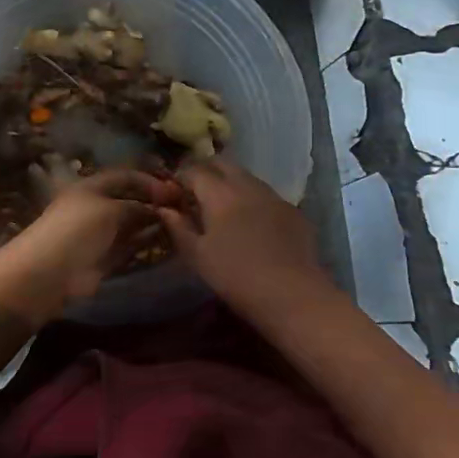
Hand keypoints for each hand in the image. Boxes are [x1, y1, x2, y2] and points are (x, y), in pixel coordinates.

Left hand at [0, 170, 177, 319]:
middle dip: (153, 203)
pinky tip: (166, 243)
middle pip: (129, 200)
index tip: (173, 191)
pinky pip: (129, 246)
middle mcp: (96, 207)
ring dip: (152, 225)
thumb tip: (157, 209)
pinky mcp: (104, 258)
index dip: (148, 181)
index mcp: (91, 187)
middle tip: (182, 209)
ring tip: (180, 226)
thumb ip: (137, 207)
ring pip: (132, 225)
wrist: (51, 271)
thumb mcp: (111, 210)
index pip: (124, 177)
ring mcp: (100, 234)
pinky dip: (145, 244)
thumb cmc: (78, 229)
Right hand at [159, 159, 331, 316]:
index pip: (195, 171)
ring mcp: (274, 196)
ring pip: (247, 177)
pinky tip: (252, 223)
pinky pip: (267, 195)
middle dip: (206, 171)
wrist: (291, 293)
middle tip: (196, 191)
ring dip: (231, 183)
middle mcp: (248, 185)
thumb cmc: (234, 275)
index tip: (173, 190)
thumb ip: (178, 227)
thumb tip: (164, 209)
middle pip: (224, 164)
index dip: (180, 177)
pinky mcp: (293, 211)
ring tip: (222, 207)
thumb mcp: (197, 255)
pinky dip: (252, 200)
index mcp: (219, 193)